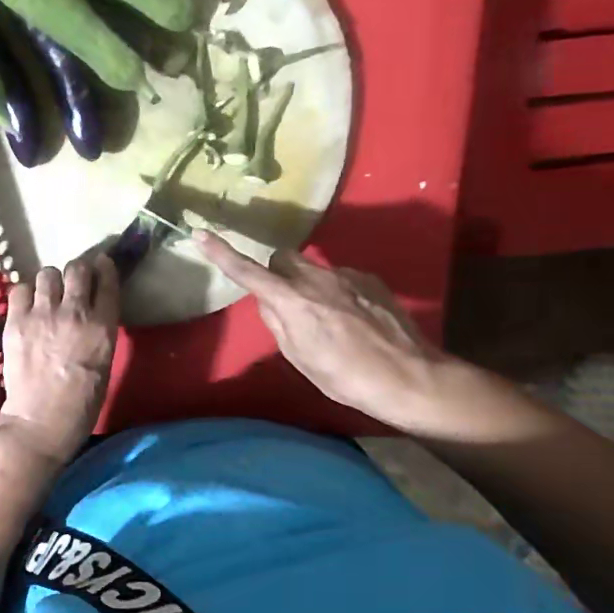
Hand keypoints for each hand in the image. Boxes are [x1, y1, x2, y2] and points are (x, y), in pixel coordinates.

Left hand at [0, 255, 121, 465]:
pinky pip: (19, 289)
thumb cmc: (81, 404)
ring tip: (48, 296)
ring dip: (51, 282)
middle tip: (73, 282)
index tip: (101, 265)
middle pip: (77, 268)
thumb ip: (99, 331)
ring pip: (47, 273)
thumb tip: (91, 311)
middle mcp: (74, 312)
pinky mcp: (16, 321)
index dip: (105, 268)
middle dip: (78, 271)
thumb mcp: (104, 364)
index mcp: (102, 326)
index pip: (107, 280)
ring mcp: (42, 314)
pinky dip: (25, 294)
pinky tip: (27, 307)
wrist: (40, 422)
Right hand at [195, 231, 454, 431]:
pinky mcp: (370, 279)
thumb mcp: (300, 358)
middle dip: (277, 272)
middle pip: (283, 258)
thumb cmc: (347, 378)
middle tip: (286, 302)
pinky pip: (339, 277)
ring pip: (312, 268)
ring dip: (308, 285)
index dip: (222, 253)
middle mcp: (316, 278)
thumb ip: (278, 324)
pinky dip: (336, 291)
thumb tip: (268, 303)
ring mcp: (346, 275)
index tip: (202, 234)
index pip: (248, 271)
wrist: (412, 378)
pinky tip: (353, 318)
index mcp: (292, 301)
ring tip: (328, 319)